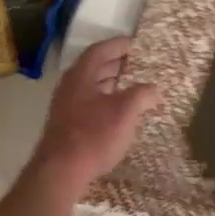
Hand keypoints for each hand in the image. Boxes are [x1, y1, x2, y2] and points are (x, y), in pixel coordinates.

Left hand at [31, 36, 159, 192]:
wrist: (60, 171)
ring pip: (89, 86)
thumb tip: (154, 89)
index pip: (99, 50)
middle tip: (134, 63)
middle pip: (92, 67)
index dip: (117, 45)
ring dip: (108, 82)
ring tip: (128, 86)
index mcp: (80, 75)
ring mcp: (64, 106)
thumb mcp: (124, 112)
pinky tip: (115, 112)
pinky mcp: (65, 125)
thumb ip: (141, 95)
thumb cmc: (93, 135)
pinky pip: (87, 102)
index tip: (134, 43)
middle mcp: (69, 86)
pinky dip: (103, 99)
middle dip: (114, 63)